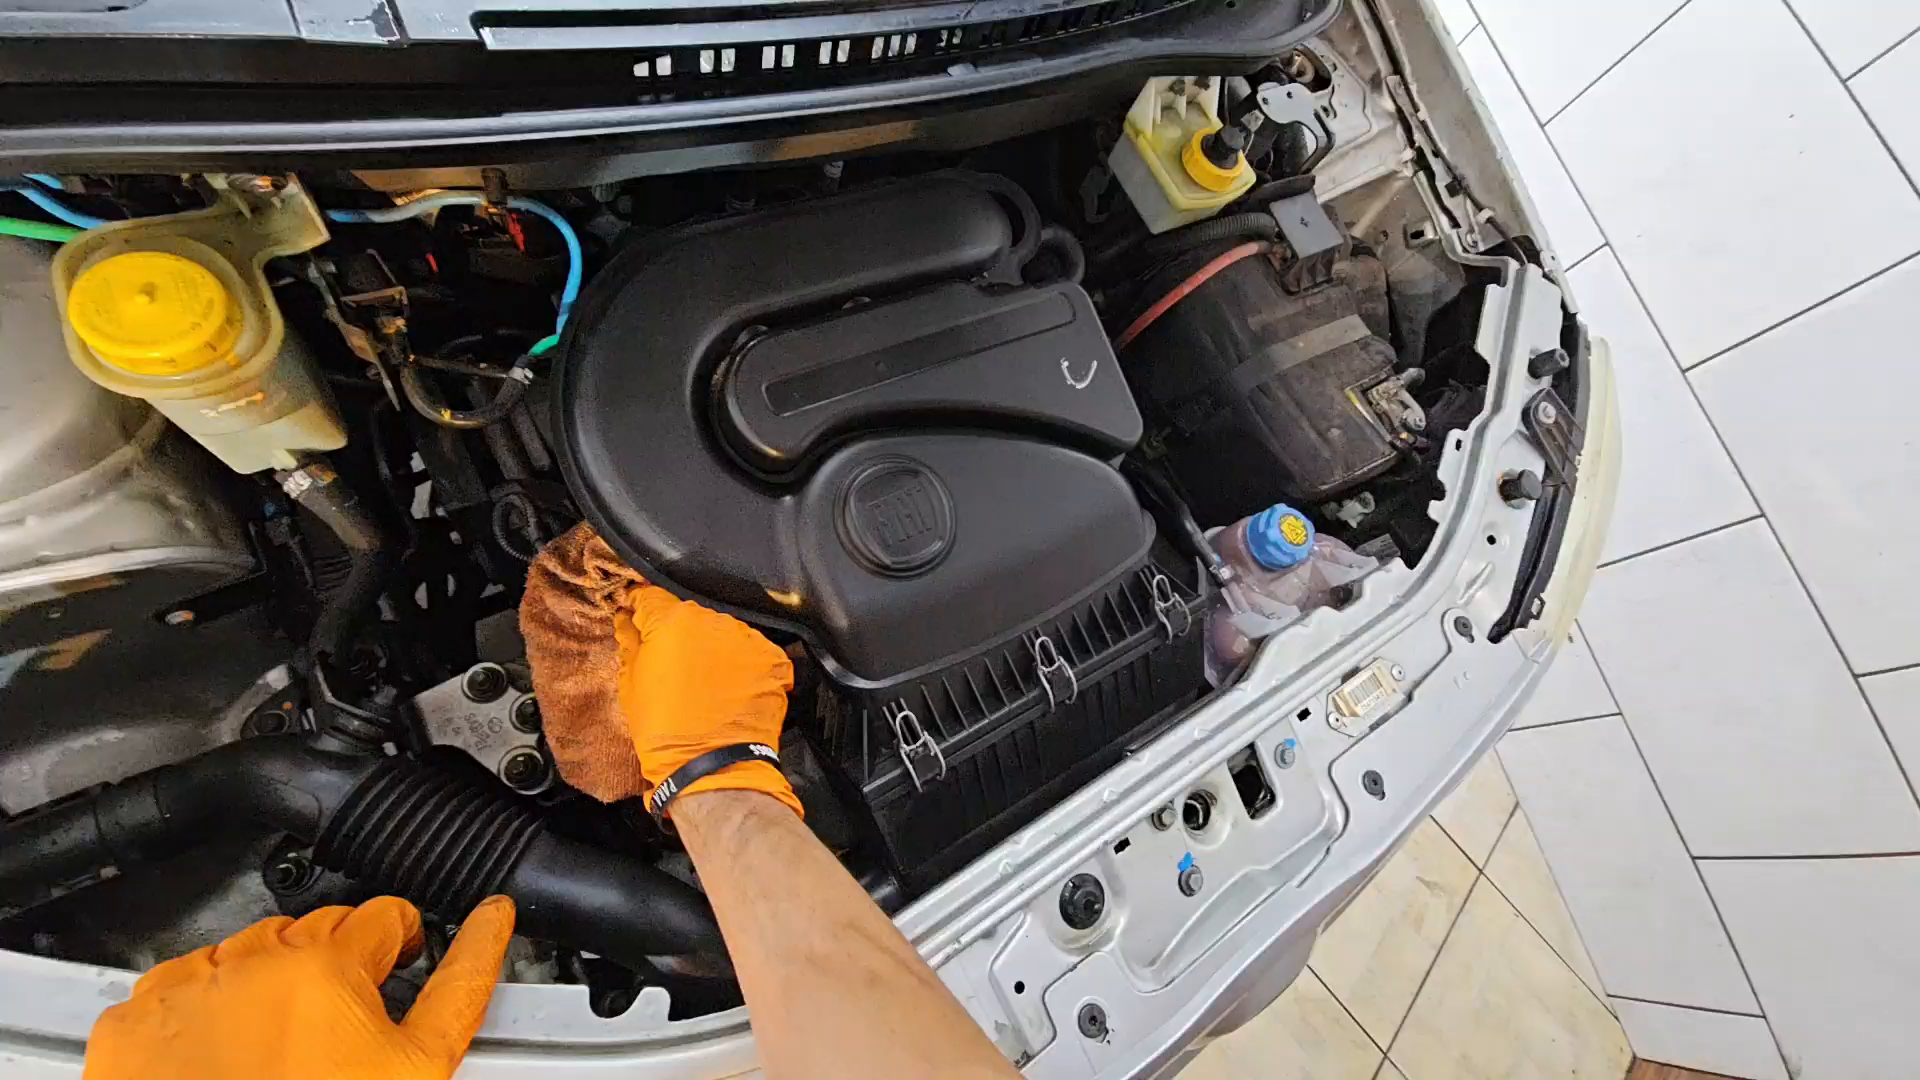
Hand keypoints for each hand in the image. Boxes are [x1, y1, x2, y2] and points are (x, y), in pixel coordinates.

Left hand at [85, 895, 514, 1079]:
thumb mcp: (421, 1060)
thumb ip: (467, 975)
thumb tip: (494, 917)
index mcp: (325, 962)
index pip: (385, 913)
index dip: (400, 946)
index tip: (393, 972)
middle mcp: (251, 964)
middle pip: (319, 924)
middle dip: (338, 960)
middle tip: (340, 1018)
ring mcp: (186, 994)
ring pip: (252, 946)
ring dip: (273, 973)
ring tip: (283, 1031)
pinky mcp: (127, 1029)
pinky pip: (179, 980)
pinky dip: (207, 999)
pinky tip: (225, 1040)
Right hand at [615, 584, 800, 817]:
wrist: (713, 765)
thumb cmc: (664, 729)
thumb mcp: (631, 684)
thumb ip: (630, 643)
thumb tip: (626, 619)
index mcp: (674, 621)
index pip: (653, 598)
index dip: (642, 605)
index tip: (639, 615)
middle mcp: (714, 621)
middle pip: (691, 616)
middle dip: (681, 632)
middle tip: (674, 663)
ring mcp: (747, 638)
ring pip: (723, 632)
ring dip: (713, 646)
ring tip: (705, 681)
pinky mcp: (772, 658)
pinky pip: (751, 651)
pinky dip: (742, 663)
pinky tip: (730, 687)